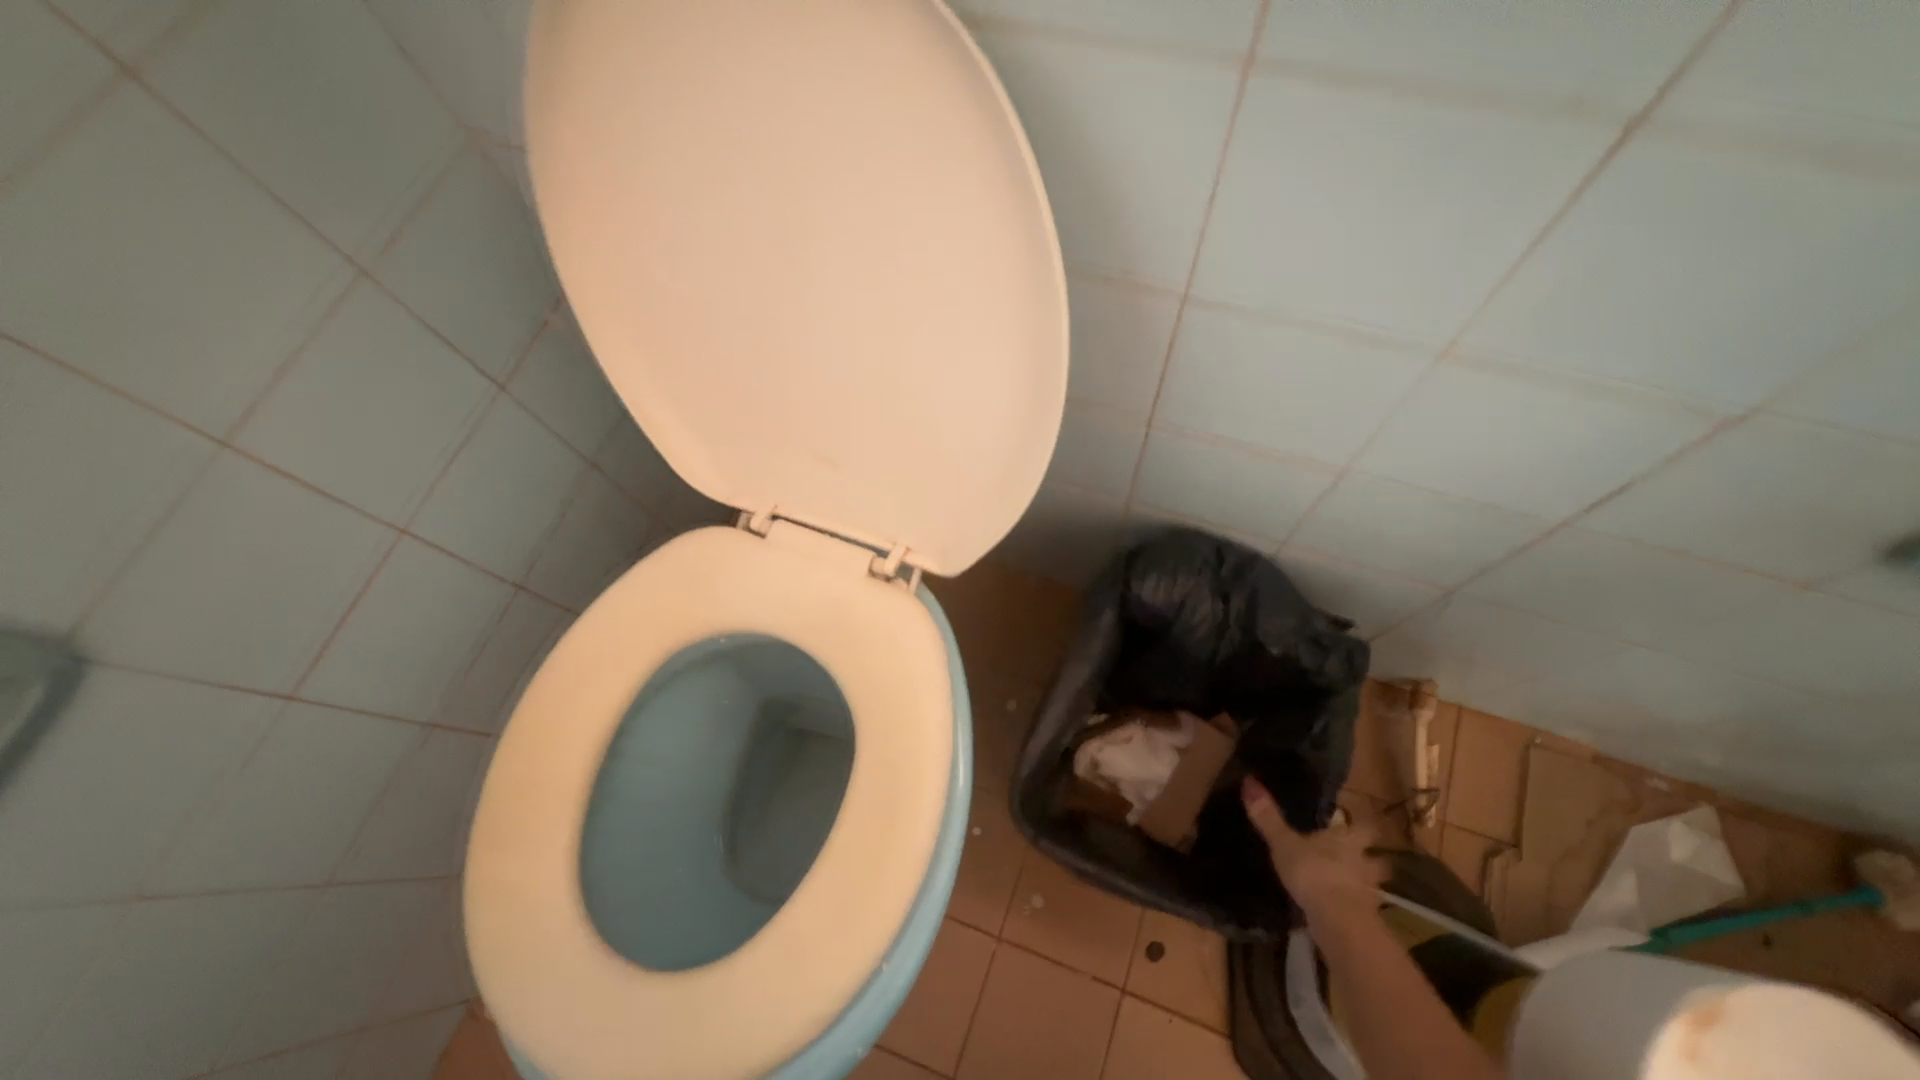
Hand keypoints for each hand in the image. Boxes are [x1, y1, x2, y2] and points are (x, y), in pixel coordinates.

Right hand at [1242, 777, 1387, 923]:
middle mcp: (1363, 862)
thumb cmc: (1312, 872)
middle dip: (1372, 859)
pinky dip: (1355, 910)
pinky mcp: (1365, 918)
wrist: (1338, 919)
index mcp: (1347, 839)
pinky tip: (1341, 913)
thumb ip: (1268, 817)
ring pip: (1374, 886)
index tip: (1356, 825)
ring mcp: (1368, 892)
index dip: (1362, 827)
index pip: (1365, 828)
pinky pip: (1363, 910)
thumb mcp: (1283, 843)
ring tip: (1350, 889)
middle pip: (1378, 859)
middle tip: (1359, 861)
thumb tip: (1249, 781)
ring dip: (1365, 887)